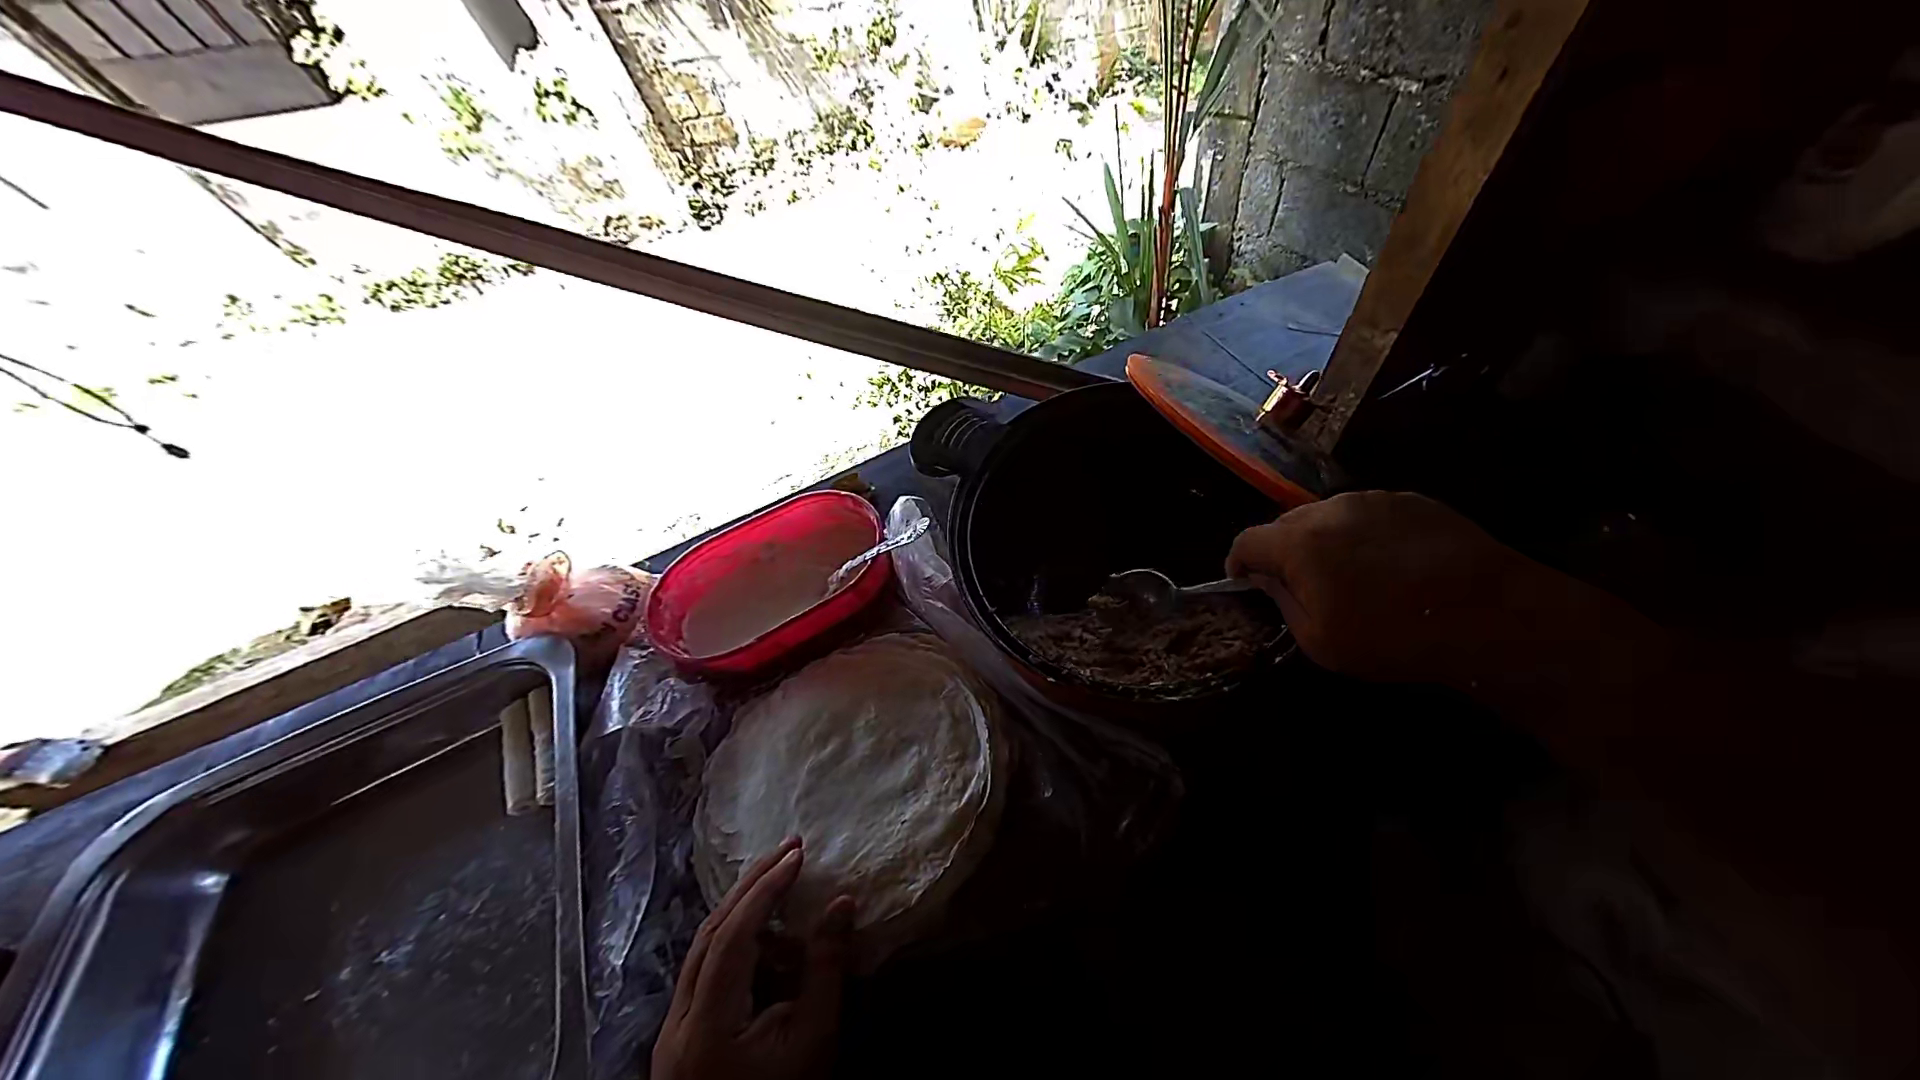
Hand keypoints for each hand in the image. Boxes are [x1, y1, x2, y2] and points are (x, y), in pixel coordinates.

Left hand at [652, 838, 856, 1079]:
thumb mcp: (815, 1040)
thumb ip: (826, 969)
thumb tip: (842, 903)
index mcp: (705, 1024)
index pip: (732, 937)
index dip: (765, 891)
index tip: (797, 856)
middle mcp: (677, 1019)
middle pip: (709, 933)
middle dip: (751, 885)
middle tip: (789, 849)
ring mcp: (673, 1026)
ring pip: (701, 947)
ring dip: (740, 906)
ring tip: (779, 876)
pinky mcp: (680, 1032)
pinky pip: (704, 967)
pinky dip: (734, 936)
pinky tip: (764, 928)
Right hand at [1226, 491, 1660, 692]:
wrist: (1493, 616)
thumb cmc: (1395, 637)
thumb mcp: (1319, 641)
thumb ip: (1281, 601)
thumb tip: (1265, 578)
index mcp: (1298, 543)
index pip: (1246, 541)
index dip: (1238, 563)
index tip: (1245, 582)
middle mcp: (1328, 509)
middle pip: (1283, 524)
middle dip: (1281, 552)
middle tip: (1301, 584)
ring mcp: (1372, 500)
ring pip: (1325, 516)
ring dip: (1321, 540)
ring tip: (1349, 574)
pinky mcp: (1410, 500)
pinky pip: (1365, 514)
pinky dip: (1360, 534)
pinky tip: (1388, 564)